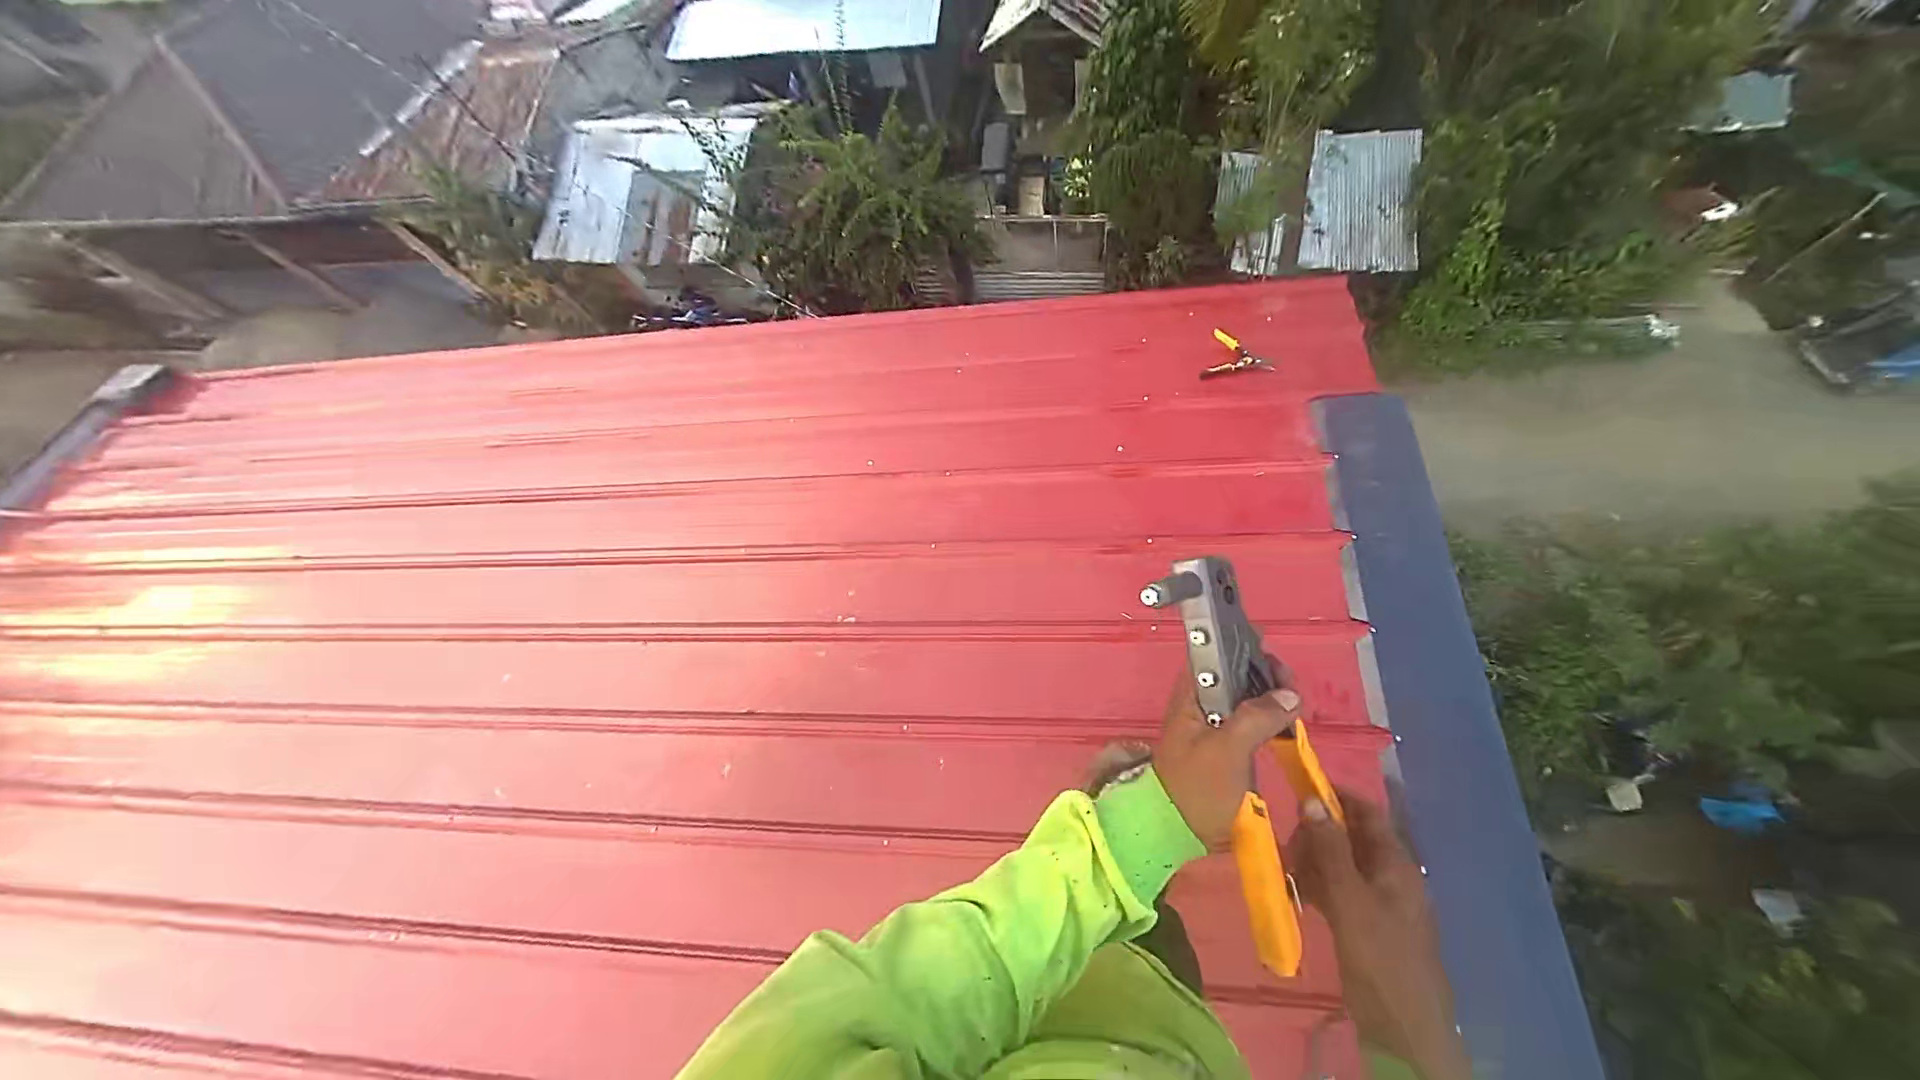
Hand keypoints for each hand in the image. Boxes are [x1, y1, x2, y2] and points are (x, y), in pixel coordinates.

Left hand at [1153, 663, 1300, 850]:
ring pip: (1243, 696)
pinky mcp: (1223, 744)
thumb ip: (1256, 717)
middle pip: (1233, 673)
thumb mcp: (1227, 749)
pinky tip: (1285, 723)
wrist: (1175, 830)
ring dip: (1268, 695)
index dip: (1241, 648)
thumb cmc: (1197, 786)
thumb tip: (1289, 694)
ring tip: (1292, 703)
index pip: (1212, 653)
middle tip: (1290, 688)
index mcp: (1190, 694)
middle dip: (1263, 674)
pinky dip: (1267, 717)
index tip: (1271, 658)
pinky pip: (1248, 719)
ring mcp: (1211, 723)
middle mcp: (1199, 701)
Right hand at [1287, 788, 1471, 1079]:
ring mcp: (1375, 900)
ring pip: (1337, 862)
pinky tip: (1296, 890)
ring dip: (1311, 858)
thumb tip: (1312, 799)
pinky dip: (1315, 883)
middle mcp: (1387, 875)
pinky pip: (1335, 888)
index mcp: (1394, 865)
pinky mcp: (1362, 922)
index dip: (1337, 795)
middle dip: (1315, 831)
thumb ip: (1330, 849)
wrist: (1403, 1028)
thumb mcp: (1350, 898)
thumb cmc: (1380, 956)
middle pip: (1348, 835)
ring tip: (1286, 867)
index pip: (1367, 813)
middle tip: (1286, 842)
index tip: (1299, 784)